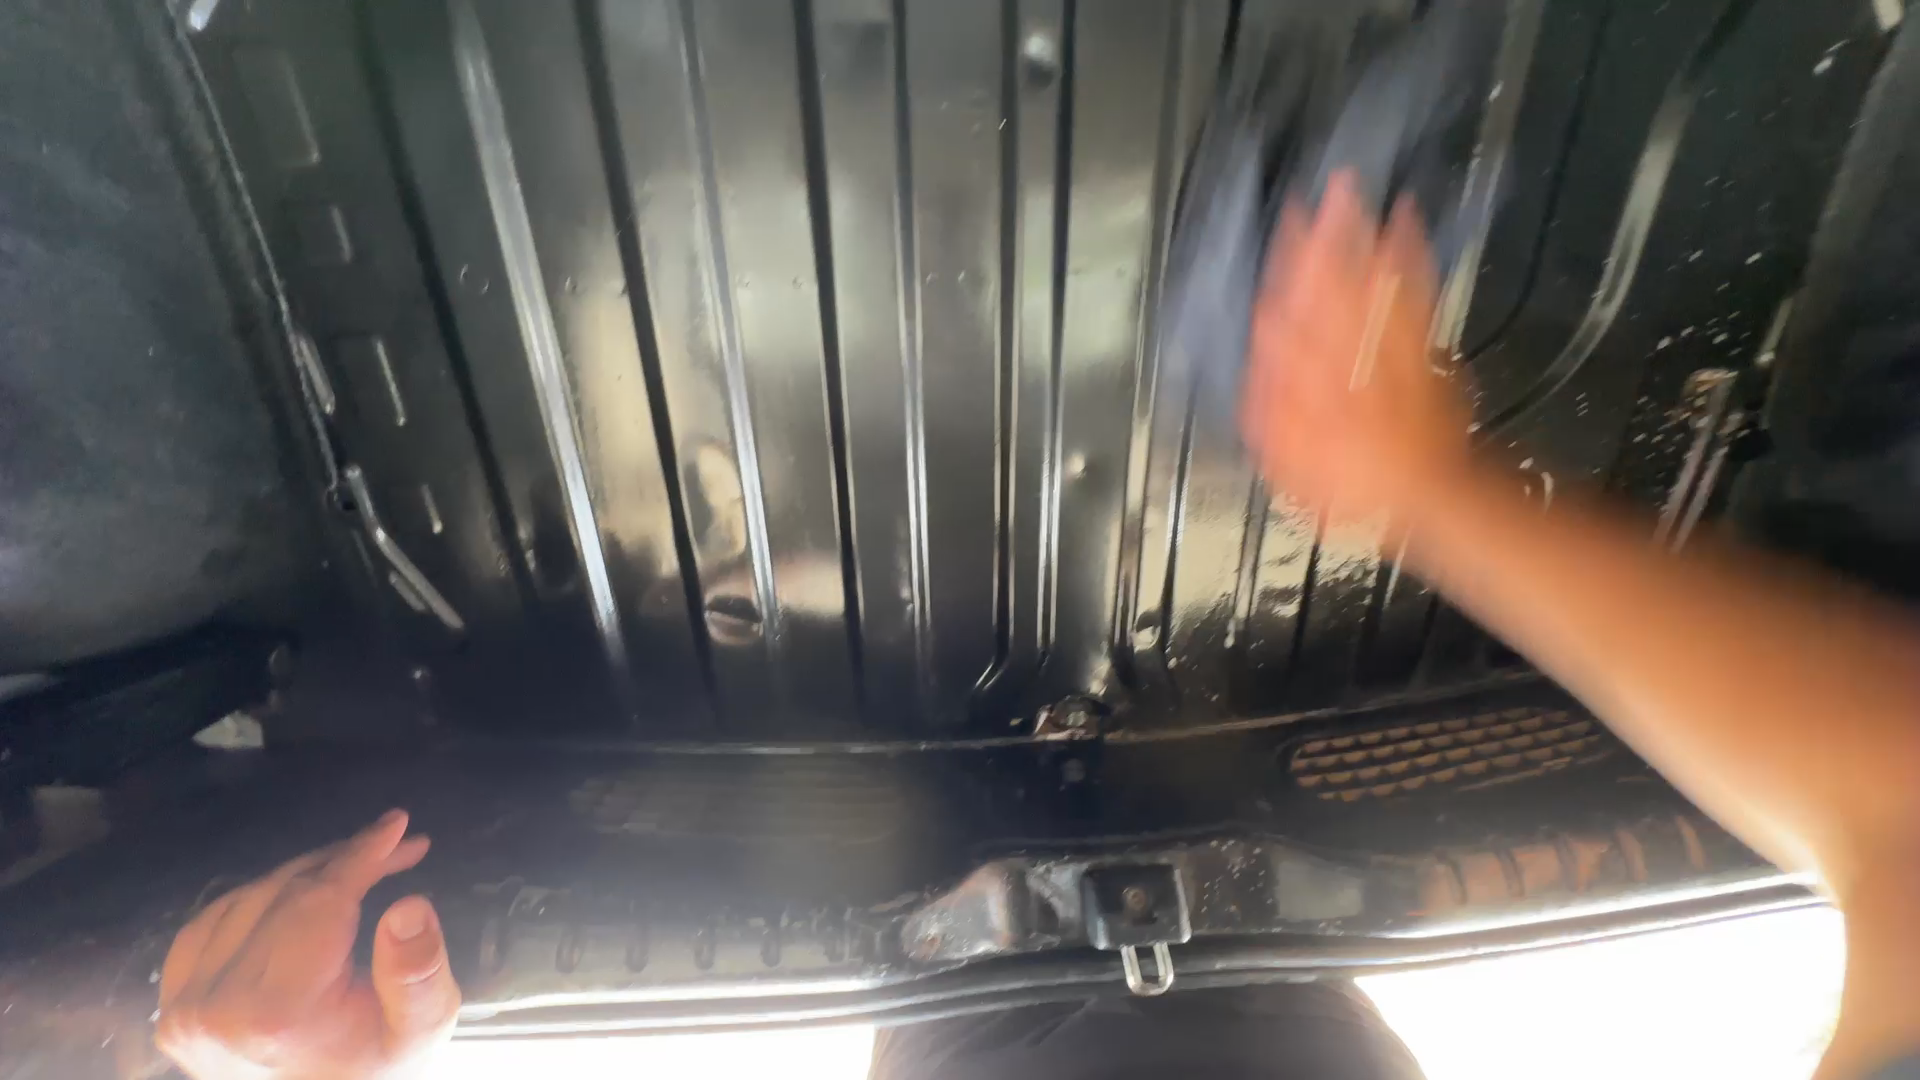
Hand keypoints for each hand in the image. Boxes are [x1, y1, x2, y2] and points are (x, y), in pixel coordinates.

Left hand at [156, 811, 460, 1079]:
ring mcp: (184, 1010)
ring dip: (310, 869)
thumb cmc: (380, 1064)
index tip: (400, 824)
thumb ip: (419, 971)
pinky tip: (300, 890)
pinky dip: (259, 894)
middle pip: (282, 895)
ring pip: (246, 900)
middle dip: (347, 856)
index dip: (362, 854)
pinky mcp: (174, 1009)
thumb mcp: (423, 1025)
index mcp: (277, 1011)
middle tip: (400, 843)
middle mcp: (215, 1008)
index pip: (317, 902)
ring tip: (361, 862)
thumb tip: (409, 905)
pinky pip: (207, 925)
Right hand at [1240, 171, 1473, 526]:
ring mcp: (1391, 354)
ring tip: (1359, 200)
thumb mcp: (1286, 458)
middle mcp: (1351, 360)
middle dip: (1328, 240)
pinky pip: (1417, 299)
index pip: (1290, 317)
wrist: (1423, 496)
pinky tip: (1407, 232)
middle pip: (1335, 291)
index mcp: (1311, 385)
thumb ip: (1269, 403)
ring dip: (1367, 242)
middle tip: (1325, 193)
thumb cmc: (1348, 484)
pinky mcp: (1423, 353)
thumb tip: (1260, 347)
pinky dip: (1412, 262)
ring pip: (1374, 288)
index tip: (1283, 230)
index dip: (1285, 272)